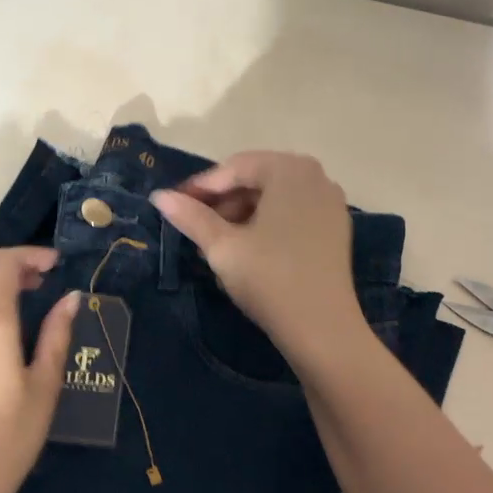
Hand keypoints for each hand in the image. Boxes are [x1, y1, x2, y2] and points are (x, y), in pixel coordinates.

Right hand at [150, 152, 366, 366]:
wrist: (320, 325)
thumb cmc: (268, 279)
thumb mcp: (222, 248)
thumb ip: (191, 218)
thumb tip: (159, 196)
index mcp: (289, 169)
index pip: (234, 167)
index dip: (200, 188)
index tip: (175, 208)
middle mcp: (315, 176)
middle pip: (257, 180)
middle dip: (222, 203)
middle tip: (194, 230)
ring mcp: (329, 203)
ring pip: (274, 200)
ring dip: (242, 216)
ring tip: (216, 246)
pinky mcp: (334, 230)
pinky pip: (291, 216)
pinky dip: (265, 227)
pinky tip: (248, 253)